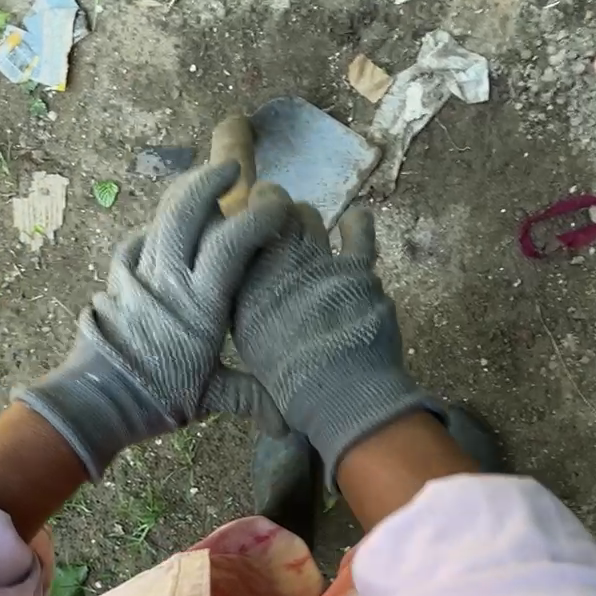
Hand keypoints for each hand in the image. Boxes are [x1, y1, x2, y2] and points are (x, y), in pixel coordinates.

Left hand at [16, 163, 288, 477]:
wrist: (94, 402)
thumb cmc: (156, 400)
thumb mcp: (210, 398)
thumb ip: (251, 396)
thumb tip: (287, 421)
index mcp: (199, 304)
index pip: (230, 243)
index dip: (257, 217)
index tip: (278, 205)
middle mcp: (168, 279)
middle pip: (186, 212)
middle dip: (209, 183)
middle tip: (231, 169)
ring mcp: (137, 274)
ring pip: (159, 220)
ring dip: (182, 196)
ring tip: (201, 185)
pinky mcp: (116, 280)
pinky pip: (137, 241)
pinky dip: (155, 227)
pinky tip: (164, 230)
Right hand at [231, 202, 441, 482]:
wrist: (338, 391)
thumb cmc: (288, 381)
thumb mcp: (252, 349)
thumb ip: (247, 312)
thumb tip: (247, 290)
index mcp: (246, 291)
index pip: (238, 240)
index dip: (241, 223)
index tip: (244, 218)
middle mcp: (277, 270)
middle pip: (270, 218)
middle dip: (269, 204)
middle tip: (271, 206)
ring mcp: (318, 264)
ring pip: (308, 218)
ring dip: (304, 216)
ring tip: (303, 219)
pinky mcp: (356, 267)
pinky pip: (357, 231)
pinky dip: (355, 222)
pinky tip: (353, 218)